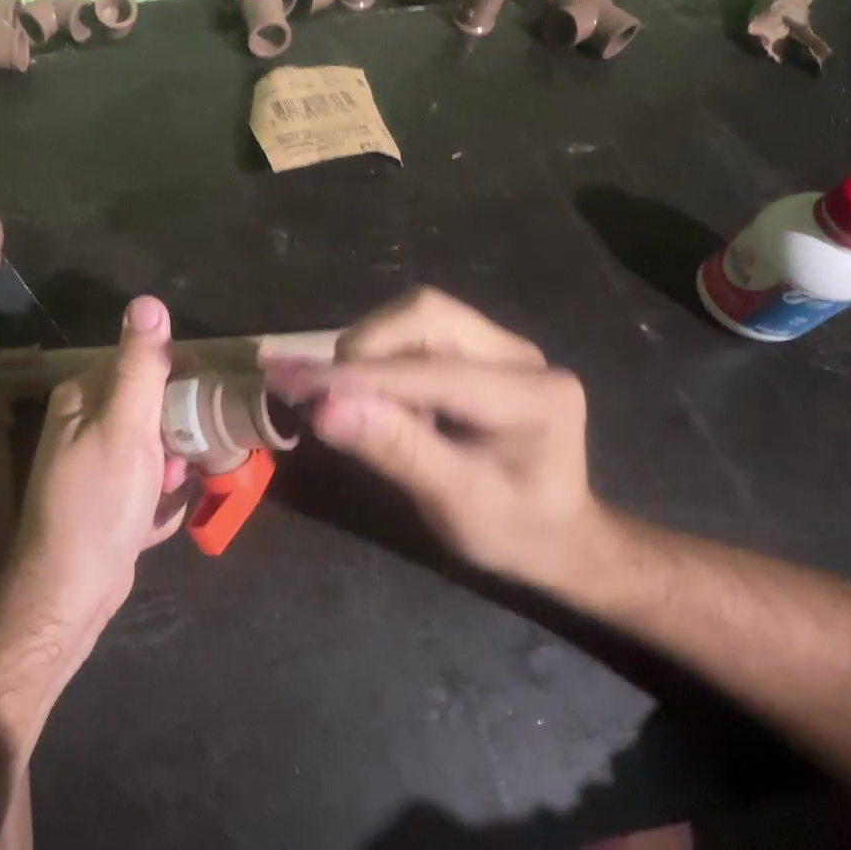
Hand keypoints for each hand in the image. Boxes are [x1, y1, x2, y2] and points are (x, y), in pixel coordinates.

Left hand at [2, 296, 189, 629]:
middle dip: (180, 433)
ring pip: (157, 447)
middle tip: (187, 461)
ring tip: (174, 491)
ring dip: (174, 469)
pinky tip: (160, 518)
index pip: (143, 364)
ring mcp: (96, 464)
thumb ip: (140, 368)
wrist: (71, 591)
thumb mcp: (124, 430)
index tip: (210, 405)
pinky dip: (162, 500)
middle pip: (153, 406)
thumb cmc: (98, 505)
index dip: (181, 380)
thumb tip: (148, 301)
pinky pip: (150, 485)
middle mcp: (85, 424)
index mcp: (82, 397)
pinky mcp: (109, 500)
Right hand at [292, 287, 603, 582]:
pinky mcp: (481, 350)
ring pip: (418, 316)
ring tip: (358, 402)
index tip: (292, 383)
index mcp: (534, 396)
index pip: (430, 371)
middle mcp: (520, 355)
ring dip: (372, 350)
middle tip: (329, 396)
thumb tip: (326, 409)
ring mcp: (501, 347)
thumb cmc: (513, 530)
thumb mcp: (456, 503)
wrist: (557, 534)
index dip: (359, 378)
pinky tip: (379, 398)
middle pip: (426, 316)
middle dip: (367, 350)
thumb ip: (396, 451)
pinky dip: (382, 356)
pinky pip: (418, 331)